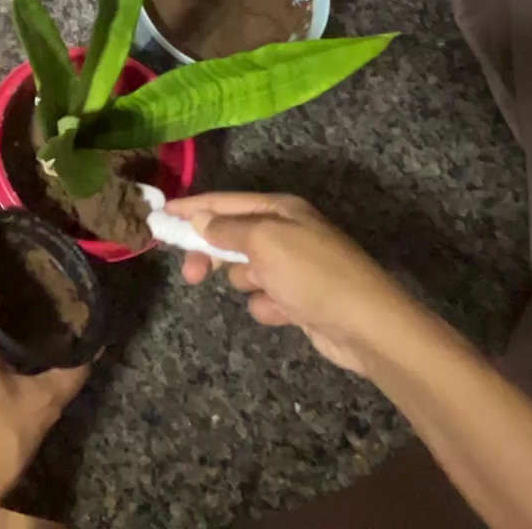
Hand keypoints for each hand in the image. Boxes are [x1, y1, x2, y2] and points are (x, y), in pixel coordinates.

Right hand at [165, 193, 421, 374]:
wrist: (370, 328)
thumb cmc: (313, 274)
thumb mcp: (264, 241)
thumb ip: (226, 228)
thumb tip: (199, 219)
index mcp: (280, 209)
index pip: (224, 202)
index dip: (192, 208)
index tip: (161, 216)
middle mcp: (286, 232)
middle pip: (231, 236)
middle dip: (212, 252)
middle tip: (192, 273)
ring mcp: (294, 266)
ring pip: (246, 269)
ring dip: (247, 281)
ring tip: (264, 291)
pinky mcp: (300, 299)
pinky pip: (266, 298)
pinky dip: (269, 305)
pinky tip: (283, 312)